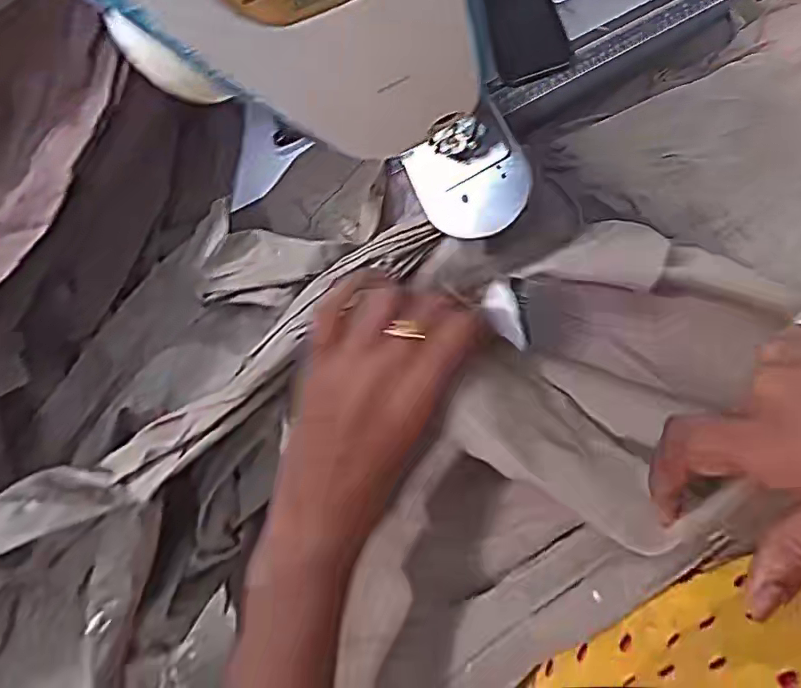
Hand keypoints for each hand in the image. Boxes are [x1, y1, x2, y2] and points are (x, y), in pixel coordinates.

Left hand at [263, 275, 482, 569]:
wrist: (317, 514)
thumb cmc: (380, 483)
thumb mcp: (426, 429)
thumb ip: (443, 380)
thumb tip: (459, 345)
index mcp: (417, 391)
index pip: (460, 327)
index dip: (479, 316)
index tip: (484, 318)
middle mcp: (383, 365)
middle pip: (427, 305)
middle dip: (449, 303)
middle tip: (453, 312)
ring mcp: (345, 358)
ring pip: (385, 295)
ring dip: (407, 294)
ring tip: (413, 304)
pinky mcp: (316, 359)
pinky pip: (332, 306)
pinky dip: (352, 288)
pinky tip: (370, 285)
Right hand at [650, 326, 800, 618]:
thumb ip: (797, 551)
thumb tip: (751, 598)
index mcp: (766, 438)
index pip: (684, 444)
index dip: (664, 473)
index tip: (674, 504)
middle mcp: (760, 386)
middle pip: (732, 427)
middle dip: (754, 458)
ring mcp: (781, 351)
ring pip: (760, 397)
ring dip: (780, 422)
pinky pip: (783, 368)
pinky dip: (798, 391)